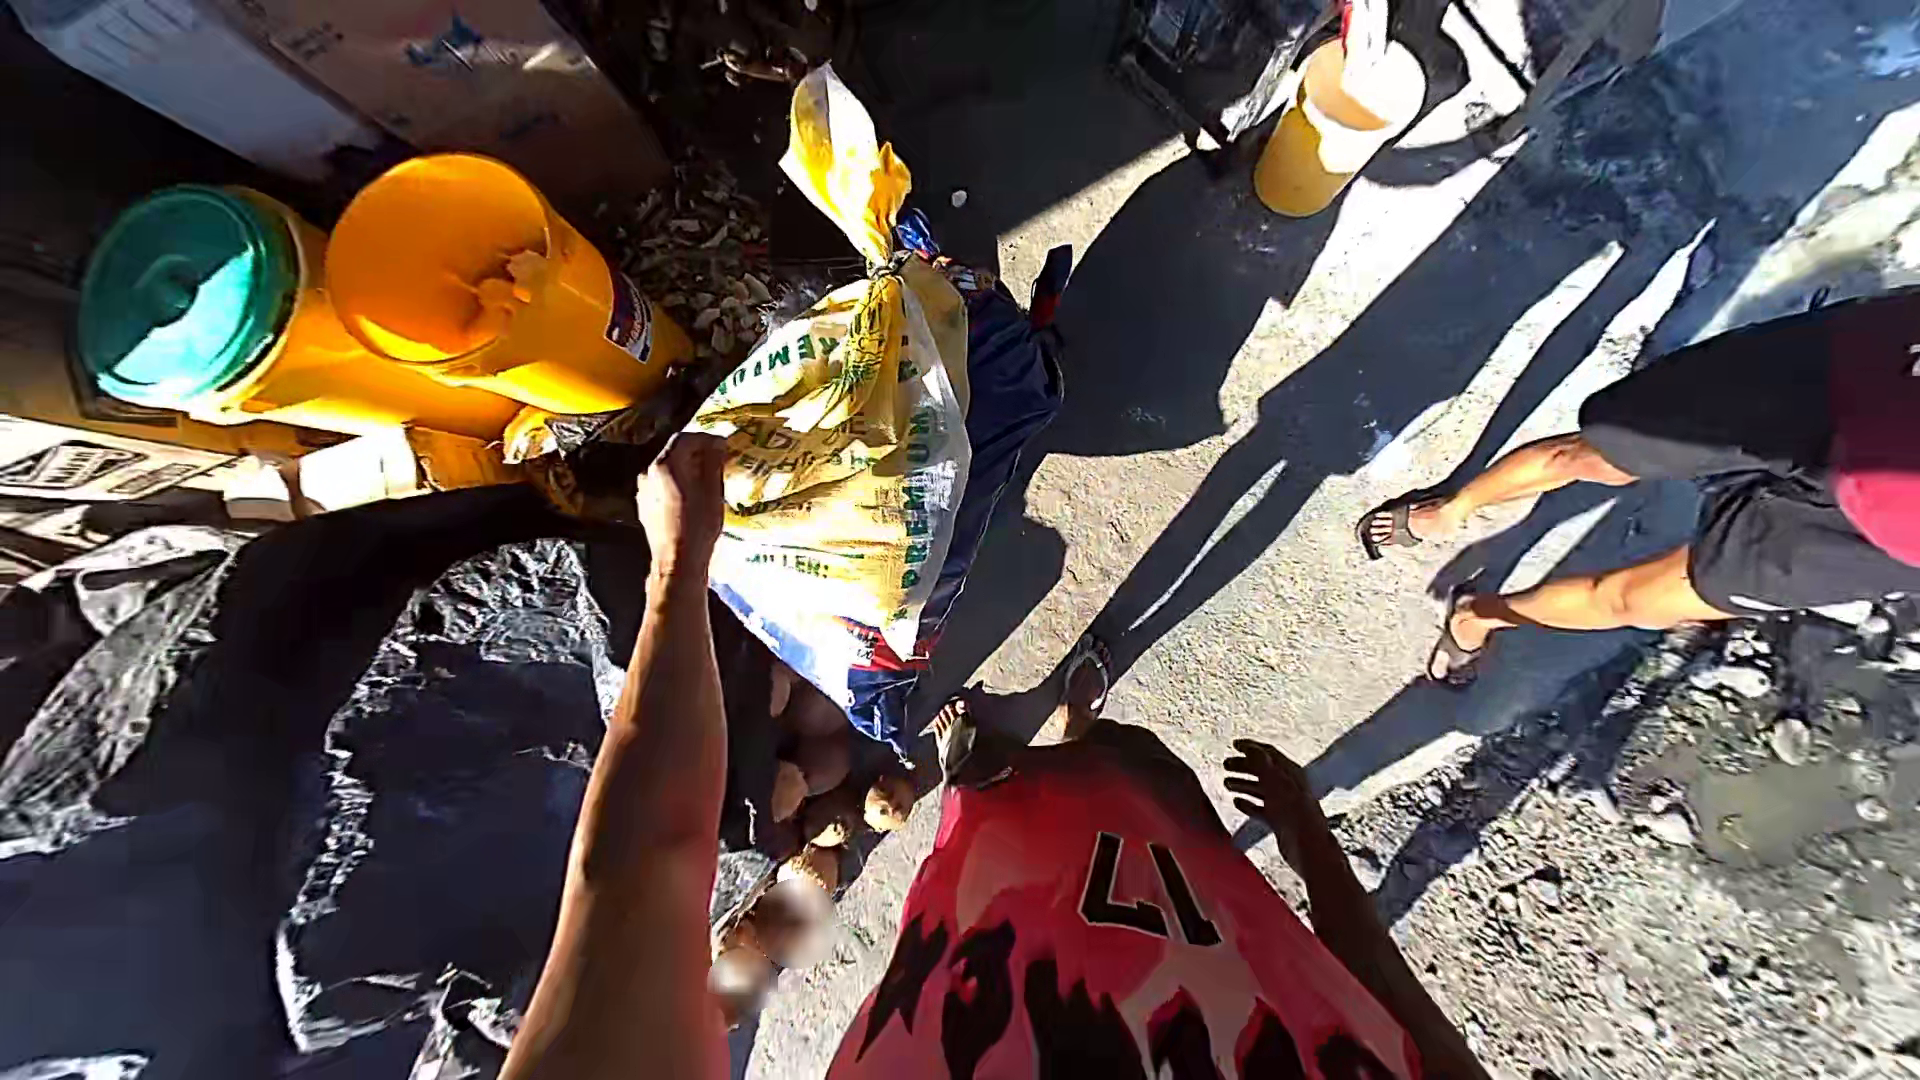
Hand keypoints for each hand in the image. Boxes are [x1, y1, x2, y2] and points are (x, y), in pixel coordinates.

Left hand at [637, 433, 727, 579]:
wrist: (677, 562)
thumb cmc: (698, 527)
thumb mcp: (712, 491)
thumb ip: (712, 462)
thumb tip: (716, 442)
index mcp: (665, 466)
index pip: (685, 439)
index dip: (706, 438)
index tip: (723, 444)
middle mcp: (649, 474)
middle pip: (674, 453)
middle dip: (697, 453)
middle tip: (719, 459)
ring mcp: (644, 491)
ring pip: (668, 470)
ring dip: (688, 469)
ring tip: (708, 478)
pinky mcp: (645, 506)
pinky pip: (663, 486)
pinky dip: (679, 484)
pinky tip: (693, 496)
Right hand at [1224, 739, 1331, 870]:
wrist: (1308, 848)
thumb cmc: (1295, 812)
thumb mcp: (1275, 781)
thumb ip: (1262, 763)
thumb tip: (1250, 748)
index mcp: (1290, 773)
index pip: (1268, 753)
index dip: (1250, 747)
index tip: (1234, 745)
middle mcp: (1288, 786)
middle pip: (1262, 770)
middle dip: (1242, 766)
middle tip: (1226, 765)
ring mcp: (1284, 805)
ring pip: (1259, 789)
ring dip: (1242, 784)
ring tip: (1227, 783)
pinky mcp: (1279, 821)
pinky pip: (1259, 808)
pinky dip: (1247, 804)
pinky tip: (1237, 803)